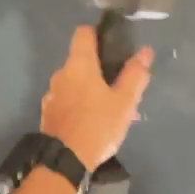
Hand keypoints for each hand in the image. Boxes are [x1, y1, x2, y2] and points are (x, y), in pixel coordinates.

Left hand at [39, 25, 152, 168]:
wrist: (64, 160)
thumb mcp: (124, 102)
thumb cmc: (97, 125)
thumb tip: (145, 51)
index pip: (83, 33)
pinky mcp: (49, 112)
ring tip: (112, 110)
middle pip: (81, 61)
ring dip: (92, 90)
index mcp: (78, 65)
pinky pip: (68, 100)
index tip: (113, 45)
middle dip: (100, 70)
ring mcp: (52, 93)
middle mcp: (61, 74)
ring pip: (75, 83)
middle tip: (120, 86)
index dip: (98, 34)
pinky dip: (81, 104)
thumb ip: (134, 75)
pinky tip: (95, 122)